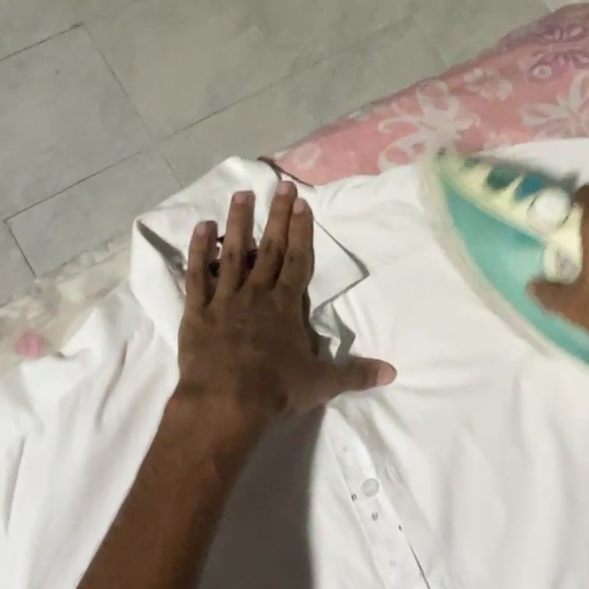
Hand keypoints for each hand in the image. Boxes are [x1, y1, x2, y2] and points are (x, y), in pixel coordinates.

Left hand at [176, 181, 394, 424]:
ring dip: (238, 223)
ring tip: (242, 194)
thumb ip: (355, 374)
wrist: (224, 403)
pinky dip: (198, 251)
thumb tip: (392, 373)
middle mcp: (257, 294)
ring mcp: (224, 300)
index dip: (302, 231)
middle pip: (270, 248)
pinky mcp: (197, 312)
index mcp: (286, 306)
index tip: (302, 204)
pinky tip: (202, 228)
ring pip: (232, 253)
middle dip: (278, 216)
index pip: (298, 260)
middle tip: (281, 186)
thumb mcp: (321, 384)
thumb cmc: (275, 390)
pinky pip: (198, 275)